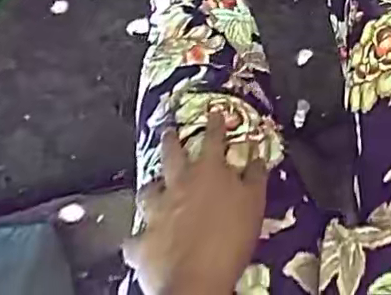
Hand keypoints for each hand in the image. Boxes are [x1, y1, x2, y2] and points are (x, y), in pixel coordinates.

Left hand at [123, 110, 267, 294]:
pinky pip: (133, 239)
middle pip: (171, 155)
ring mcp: (157, 213)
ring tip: (152, 185)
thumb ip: (255, 176)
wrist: (196, 282)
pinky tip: (138, 239)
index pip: (212, 137)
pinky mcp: (141, 243)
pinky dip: (137, 238)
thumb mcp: (255, 202)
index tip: (214, 112)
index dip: (214, 123)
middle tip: (168, 132)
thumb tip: (257, 157)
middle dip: (170, 140)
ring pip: (148, 191)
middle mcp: (179, 184)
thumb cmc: (231, 237)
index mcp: (208, 170)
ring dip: (151, 187)